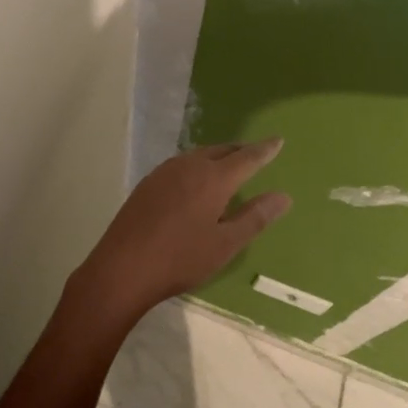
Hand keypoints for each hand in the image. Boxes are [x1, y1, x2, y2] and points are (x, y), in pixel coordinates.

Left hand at [70, 140, 292, 318]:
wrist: (123, 267)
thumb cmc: (181, 258)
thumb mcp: (225, 244)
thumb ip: (255, 217)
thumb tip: (283, 196)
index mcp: (213, 178)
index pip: (246, 158)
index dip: (264, 150)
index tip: (278, 140)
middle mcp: (189, 166)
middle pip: (221, 151)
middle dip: (240, 150)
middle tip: (255, 153)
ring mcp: (164, 172)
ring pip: (198, 156)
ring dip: (217, 156)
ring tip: (228, 165)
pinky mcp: (148, 183)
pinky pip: (181, 165)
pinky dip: (197, 165)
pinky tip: (195, 181)